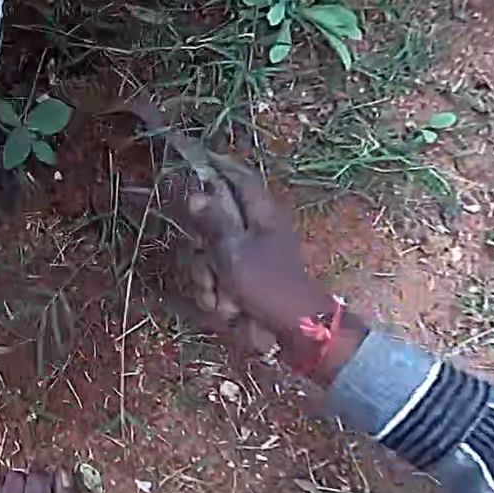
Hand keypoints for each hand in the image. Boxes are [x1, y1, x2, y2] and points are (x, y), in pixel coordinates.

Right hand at [184, 158, 362, 382]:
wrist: (297, 333)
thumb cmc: (268, 286)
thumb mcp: (234, 250)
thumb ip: (213, 221)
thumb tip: (196, 193)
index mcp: (261, 215)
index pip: (240, 178)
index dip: (219, 166)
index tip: (197, 159)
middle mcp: (256, 232)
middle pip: (214, 225)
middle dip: (202, 252)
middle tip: (208, 268)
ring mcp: (252, 259)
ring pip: (211, 257)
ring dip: (208, 280)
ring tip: (220, 299)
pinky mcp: (247, 283)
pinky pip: (218, 280)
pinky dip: (217, 296)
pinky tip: (225, 310)